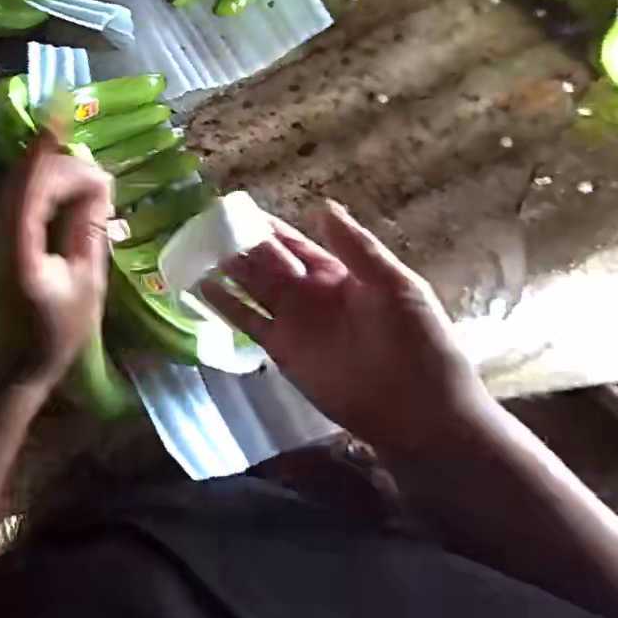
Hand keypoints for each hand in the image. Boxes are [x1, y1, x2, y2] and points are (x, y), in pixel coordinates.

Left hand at [0, 132, 113, 388]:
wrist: (15, 357)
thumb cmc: (54, 330)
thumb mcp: (87, 283)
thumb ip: (88, 229)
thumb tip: (99, 183)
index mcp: (20, 245)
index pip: (30, 184)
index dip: (47, 148)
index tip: (65, 113)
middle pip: (29, 176)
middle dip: (67, 166)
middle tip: (105, 188)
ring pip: (23, 182)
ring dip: (57, 174)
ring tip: (95, 192)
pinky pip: (22, 195)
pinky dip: (47, 185)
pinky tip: (71, 192)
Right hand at [197, 201, 495, 455]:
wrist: (417, 411)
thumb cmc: (419, 343)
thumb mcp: (397, 287)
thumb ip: (357, 249)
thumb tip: (322, 207)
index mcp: (337, 274)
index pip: (294, 243)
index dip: (268, 227)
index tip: (237, 210)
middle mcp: (308, 292)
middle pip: (266, 261)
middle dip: (239, 244)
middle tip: (208, 227)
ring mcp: (291, 320)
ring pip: (251, 287)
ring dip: (228, 269)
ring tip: (199, 251)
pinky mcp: (278, 347)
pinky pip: (245, 319)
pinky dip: (224, 304)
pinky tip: (202, 287)